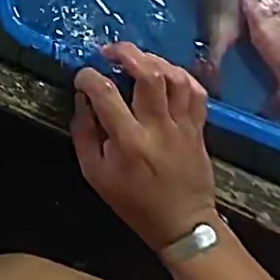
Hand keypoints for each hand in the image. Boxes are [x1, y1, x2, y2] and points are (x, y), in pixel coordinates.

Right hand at [72, 43, 217, 254]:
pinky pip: (196, 93)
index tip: (81, 80)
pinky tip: (162, 72)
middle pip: (150, 75)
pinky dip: (179, 75)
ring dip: (152, 60)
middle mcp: (159, 128)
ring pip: (176, 78)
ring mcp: (184, 128)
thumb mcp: (93, 171)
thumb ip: (82, 129)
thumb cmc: (133, 199)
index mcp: (129, 140)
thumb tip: (82, 96)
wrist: (184, 227)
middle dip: (126, 53)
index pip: (105, 91)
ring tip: (135, 59)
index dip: (87, 76)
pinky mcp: (198, 130)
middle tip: (109, 52)